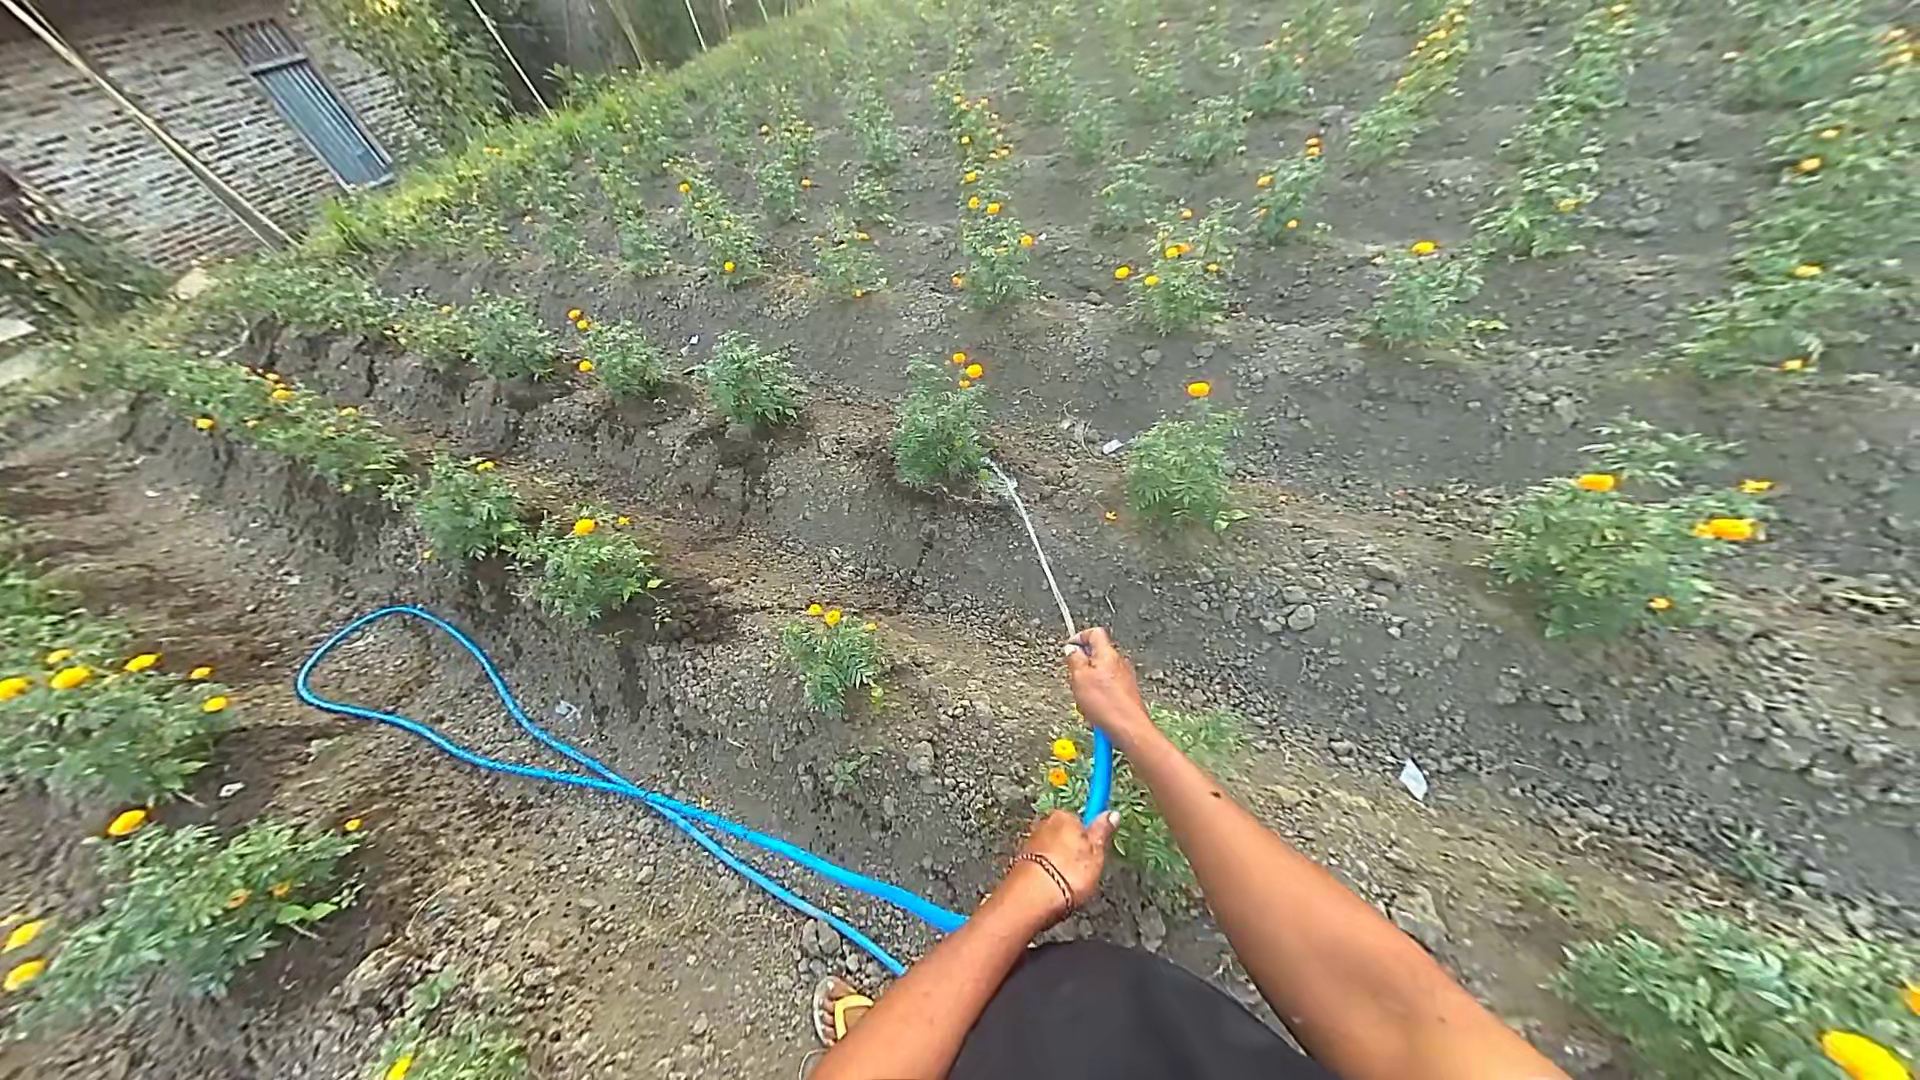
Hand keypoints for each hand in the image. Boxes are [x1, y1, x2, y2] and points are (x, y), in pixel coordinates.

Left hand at [991, 809, 1118, 927]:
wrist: (1034, 896)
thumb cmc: (1068, 872)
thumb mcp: (1096, 852)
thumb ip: (1102, 831)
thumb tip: (1112, 813)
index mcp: (1063, 815)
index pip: (1081, 820)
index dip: (1090, 839)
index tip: (1095, 855)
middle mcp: (1044, 823)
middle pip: (1066, 834)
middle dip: (1074, 852)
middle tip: (1085, 872)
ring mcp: (1032, 842)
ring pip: (1054, 850)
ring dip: (1061, 864)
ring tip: (1069, 883)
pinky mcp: (1023, 861)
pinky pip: (1043, 864)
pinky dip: (1050, 873)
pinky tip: (1055, 887)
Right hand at [1064, 627, 1156, 751]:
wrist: (1129, 729)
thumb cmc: (1107, 705)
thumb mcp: (1079, 678)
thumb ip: (1074, 659)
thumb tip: (1071, 649)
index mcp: (1108, 654)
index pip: (1094, 633)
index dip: (1079, 638)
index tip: (1070, 649)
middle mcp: (1118, 662)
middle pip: (1096, 654)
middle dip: (1082, 665)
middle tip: (1076, 679)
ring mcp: (1124, 677)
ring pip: (1100, 672)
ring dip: (1089, 682)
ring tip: (1086, 697)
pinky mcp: (1126, 692)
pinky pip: (1107, 687)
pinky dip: (1098, 694)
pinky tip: (1095, 708)